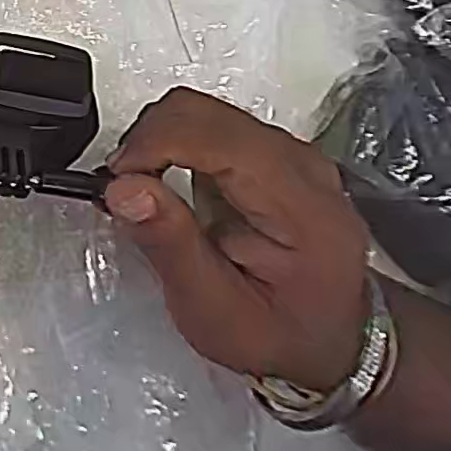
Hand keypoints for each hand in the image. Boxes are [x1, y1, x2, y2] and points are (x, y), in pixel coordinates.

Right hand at [102, 87, 369, 390]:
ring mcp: (286, 152)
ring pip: (199, 110)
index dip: (153, 145)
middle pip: (201, 111)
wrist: (332, 339)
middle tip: (124, 188)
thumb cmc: (279, 334)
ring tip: (142, 189)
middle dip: (146, 139)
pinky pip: (206, 123)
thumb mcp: (215, 312)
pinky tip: (164, 181)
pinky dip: (169, 142)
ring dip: (154, 139)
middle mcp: (300, 164)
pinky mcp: (268, 150)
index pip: (217, 138)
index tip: (117, 179)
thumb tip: (123, 188)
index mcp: (300, 206)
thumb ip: (170, 246)